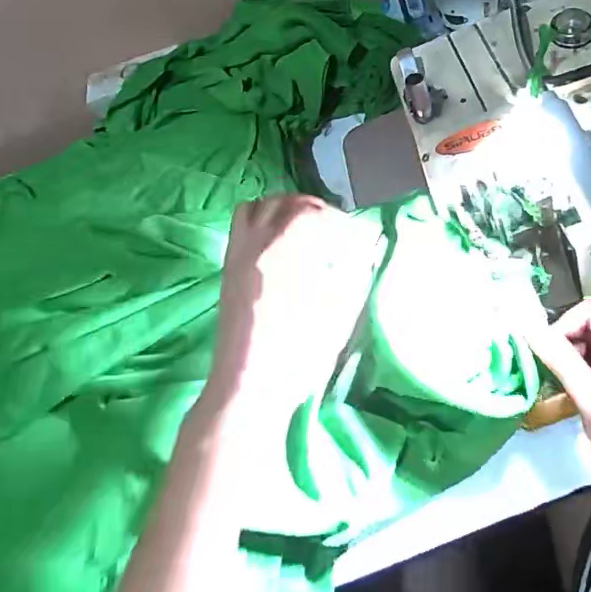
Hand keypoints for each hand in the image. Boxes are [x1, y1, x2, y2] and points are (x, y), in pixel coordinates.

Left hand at [209, 194, 382, 425]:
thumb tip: (363, 251)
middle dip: (312, 207)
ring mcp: (237, 256)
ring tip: (304, 227)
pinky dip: (262, 221)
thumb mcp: (338, 314)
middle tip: (333, 226)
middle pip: (283, 202)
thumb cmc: (297, 355)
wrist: (248, 388)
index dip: (336, 218)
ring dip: (283, 208)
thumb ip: (352, 275)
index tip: (352, 233)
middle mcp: (255, 244)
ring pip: (257, 208)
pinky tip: (280, 245)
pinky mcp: (227, 271)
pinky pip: (242, 227)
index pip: (310, 212)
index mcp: (283, 251)